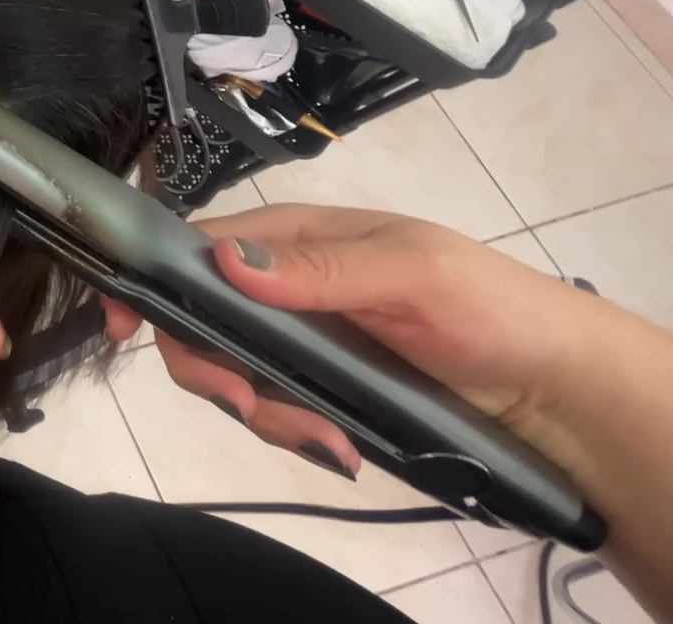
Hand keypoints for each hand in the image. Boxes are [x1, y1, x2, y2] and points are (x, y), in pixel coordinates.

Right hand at [104, 204, 602, 475]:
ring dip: (253, 407)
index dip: (147, 282)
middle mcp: (270, 286)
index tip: (120, 324)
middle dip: (202, 363)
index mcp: (284, 239)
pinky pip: (263, 405)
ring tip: (318, 438)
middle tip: (239, 403)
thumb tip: (225, 260)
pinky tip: (330, 444)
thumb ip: (322, 266)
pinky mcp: (305, 387)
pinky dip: (284, 430)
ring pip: (220, 366)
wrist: (563, 397)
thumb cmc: (491, 310)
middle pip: (190, 316)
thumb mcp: (415, 273)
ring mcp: (285, 339)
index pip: (189, 249)